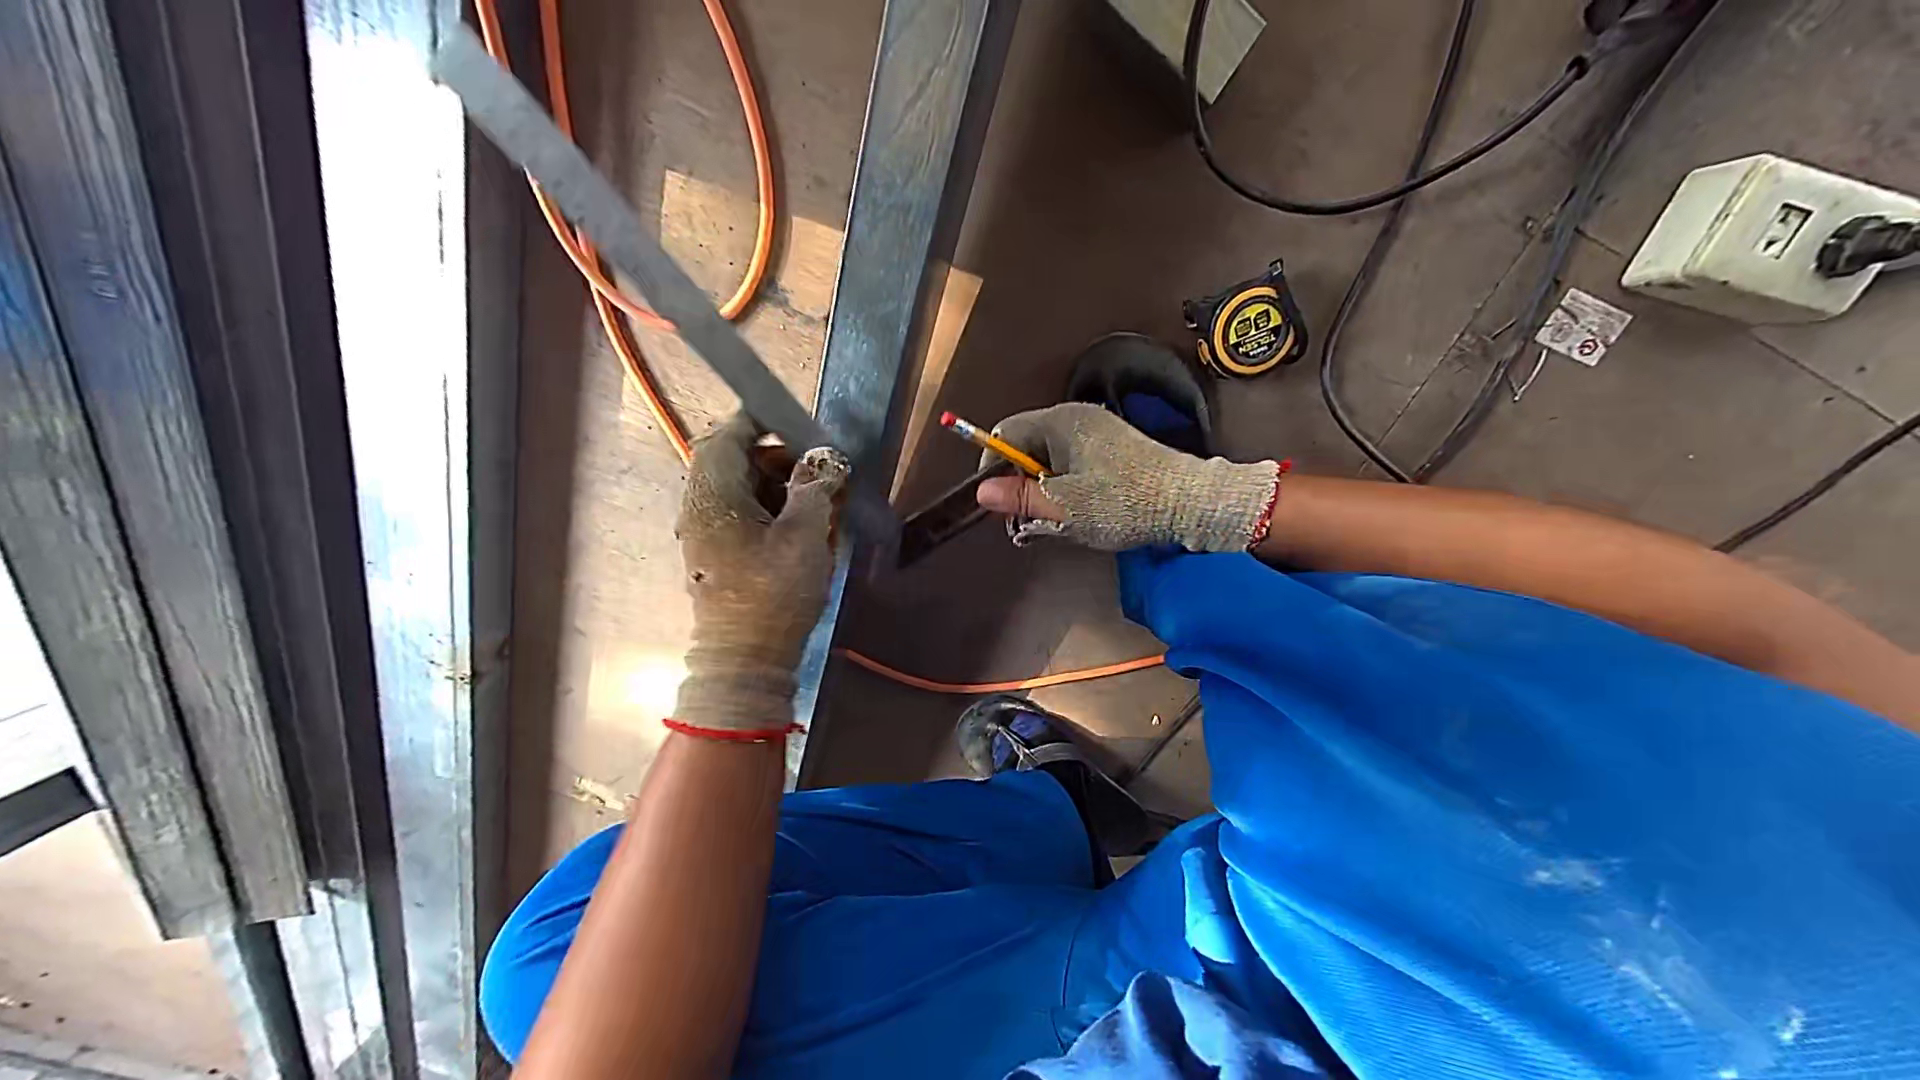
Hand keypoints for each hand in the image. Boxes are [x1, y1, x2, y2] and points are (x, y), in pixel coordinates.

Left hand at [673, 413, 847, 735]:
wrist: (746, 661)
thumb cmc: (774, 594)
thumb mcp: (805, 535)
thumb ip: (815, 488)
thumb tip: (823, 459)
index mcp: (712, 495)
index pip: (726, 436)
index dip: (761, 423)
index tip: (800, 428)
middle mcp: (699, 508)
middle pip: (731, 460)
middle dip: (775, 457)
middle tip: (816, 469)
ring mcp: (705, 532)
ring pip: (738, 488)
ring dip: (775, 484)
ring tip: (815, 498)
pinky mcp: (717, 553)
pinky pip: (740, 513)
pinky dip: (769, 508)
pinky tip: (800, 525)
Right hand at [973, 403, 1278, 552]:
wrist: (1190, 503)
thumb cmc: (1125, 502)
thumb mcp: (1064, 508)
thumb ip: (1019, 498)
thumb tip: (982, 492)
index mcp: (1060, 422)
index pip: (1004, 433)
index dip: (992, 467)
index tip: (997, 501)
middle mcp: (1077, 419)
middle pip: (1026, 447)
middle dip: (1019, 485)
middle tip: (1026, 521)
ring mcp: (1097, 433)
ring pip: (1049, 460)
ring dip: (1043, 492)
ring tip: (1054, 523)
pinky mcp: (1113, 450)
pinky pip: (1073, 464)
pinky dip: (1066, 488)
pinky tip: (1077, 514)